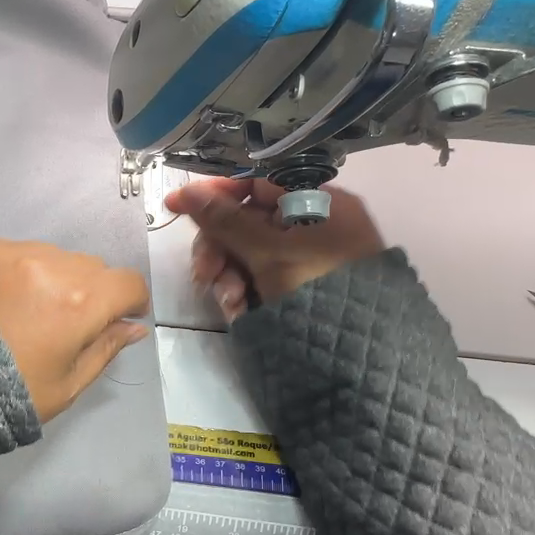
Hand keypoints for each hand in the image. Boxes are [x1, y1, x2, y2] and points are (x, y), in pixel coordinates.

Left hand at [0, 240, 150, 422]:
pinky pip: (12, 253)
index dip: (129, 303)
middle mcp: (48, 264)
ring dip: (50, 277)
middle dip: (89, 291)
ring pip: (51, 256)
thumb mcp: (66, 383)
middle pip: (90, 267)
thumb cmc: (6, 390)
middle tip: (62, 321)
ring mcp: (8, 252)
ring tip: (23, 311)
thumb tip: (133, 327)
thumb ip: (105, 349)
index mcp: (79, 299)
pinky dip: (13, 272)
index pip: (128, 283)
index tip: (115, 319)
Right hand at [163, 179, 384, 321]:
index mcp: (317, 203)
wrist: (357, 349)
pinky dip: (241, 291)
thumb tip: (185, 191)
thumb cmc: (316, 284)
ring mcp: (302, 257)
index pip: (254, 184)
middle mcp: (310, 225)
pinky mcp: (292, 285)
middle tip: (203, 273)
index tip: (176, 206)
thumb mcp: (266, 250)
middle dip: (217, 249)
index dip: (214, 194)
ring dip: (226, 276)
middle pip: (243, 222)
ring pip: (243, 253)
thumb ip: (223, 219)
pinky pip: (254, 277)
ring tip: (229, 301)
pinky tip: (238, 309)